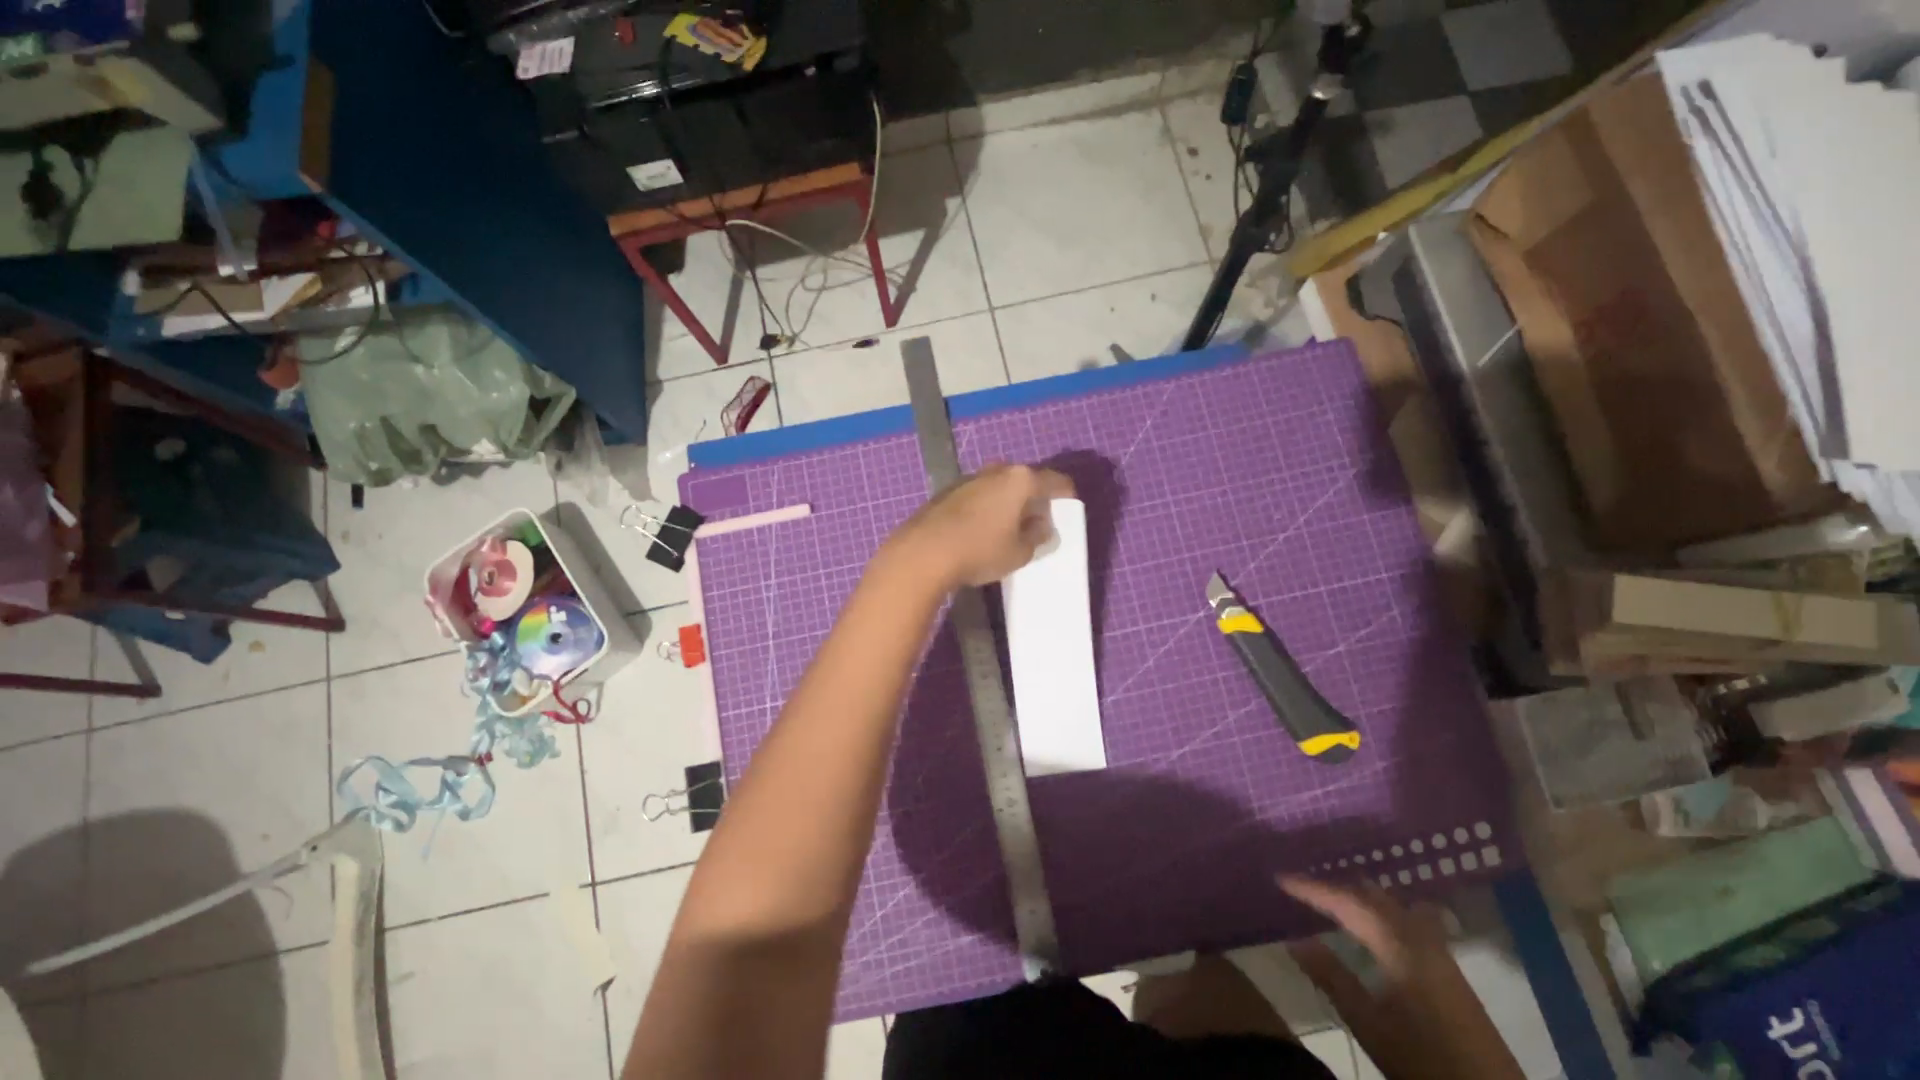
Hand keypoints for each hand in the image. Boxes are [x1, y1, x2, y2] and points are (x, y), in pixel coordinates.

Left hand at [883, 464, 1074, 588]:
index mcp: (1020, 480)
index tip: (1069, 507)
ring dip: (1009, 501)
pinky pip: (979, 495)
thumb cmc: (979, 551)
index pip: (1055, 480)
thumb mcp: (1019, 552)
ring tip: (1012, 526)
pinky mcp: (948, 492)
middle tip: (1040, 518)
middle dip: (1035, 496)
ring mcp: (969, 478)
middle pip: (1025, 479)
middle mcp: (996, 471)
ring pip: (999, 485)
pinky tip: (983, 529)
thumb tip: (1041, 525)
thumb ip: (1037, 536)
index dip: (1066, 494)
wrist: (922, 553)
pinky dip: (987, 507)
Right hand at [1280, 876, 1525, 1079]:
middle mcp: (1420, 937)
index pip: (1348, 904)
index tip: (1280, 877)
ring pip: (1394, 905)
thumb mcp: (1369, 1024)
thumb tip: (1295, 939)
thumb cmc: (1423, 1062)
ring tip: (1332, 896)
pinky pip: (1407, 918)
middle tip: (1301, 885)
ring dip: (1362, 896)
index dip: (1313, 889)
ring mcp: (1439, 951)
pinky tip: (1370, 924)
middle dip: (1337, 886)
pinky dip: (1380, 910)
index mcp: (1399, 945)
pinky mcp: (1447, 968)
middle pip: (1374, 897)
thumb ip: (1332, 978)